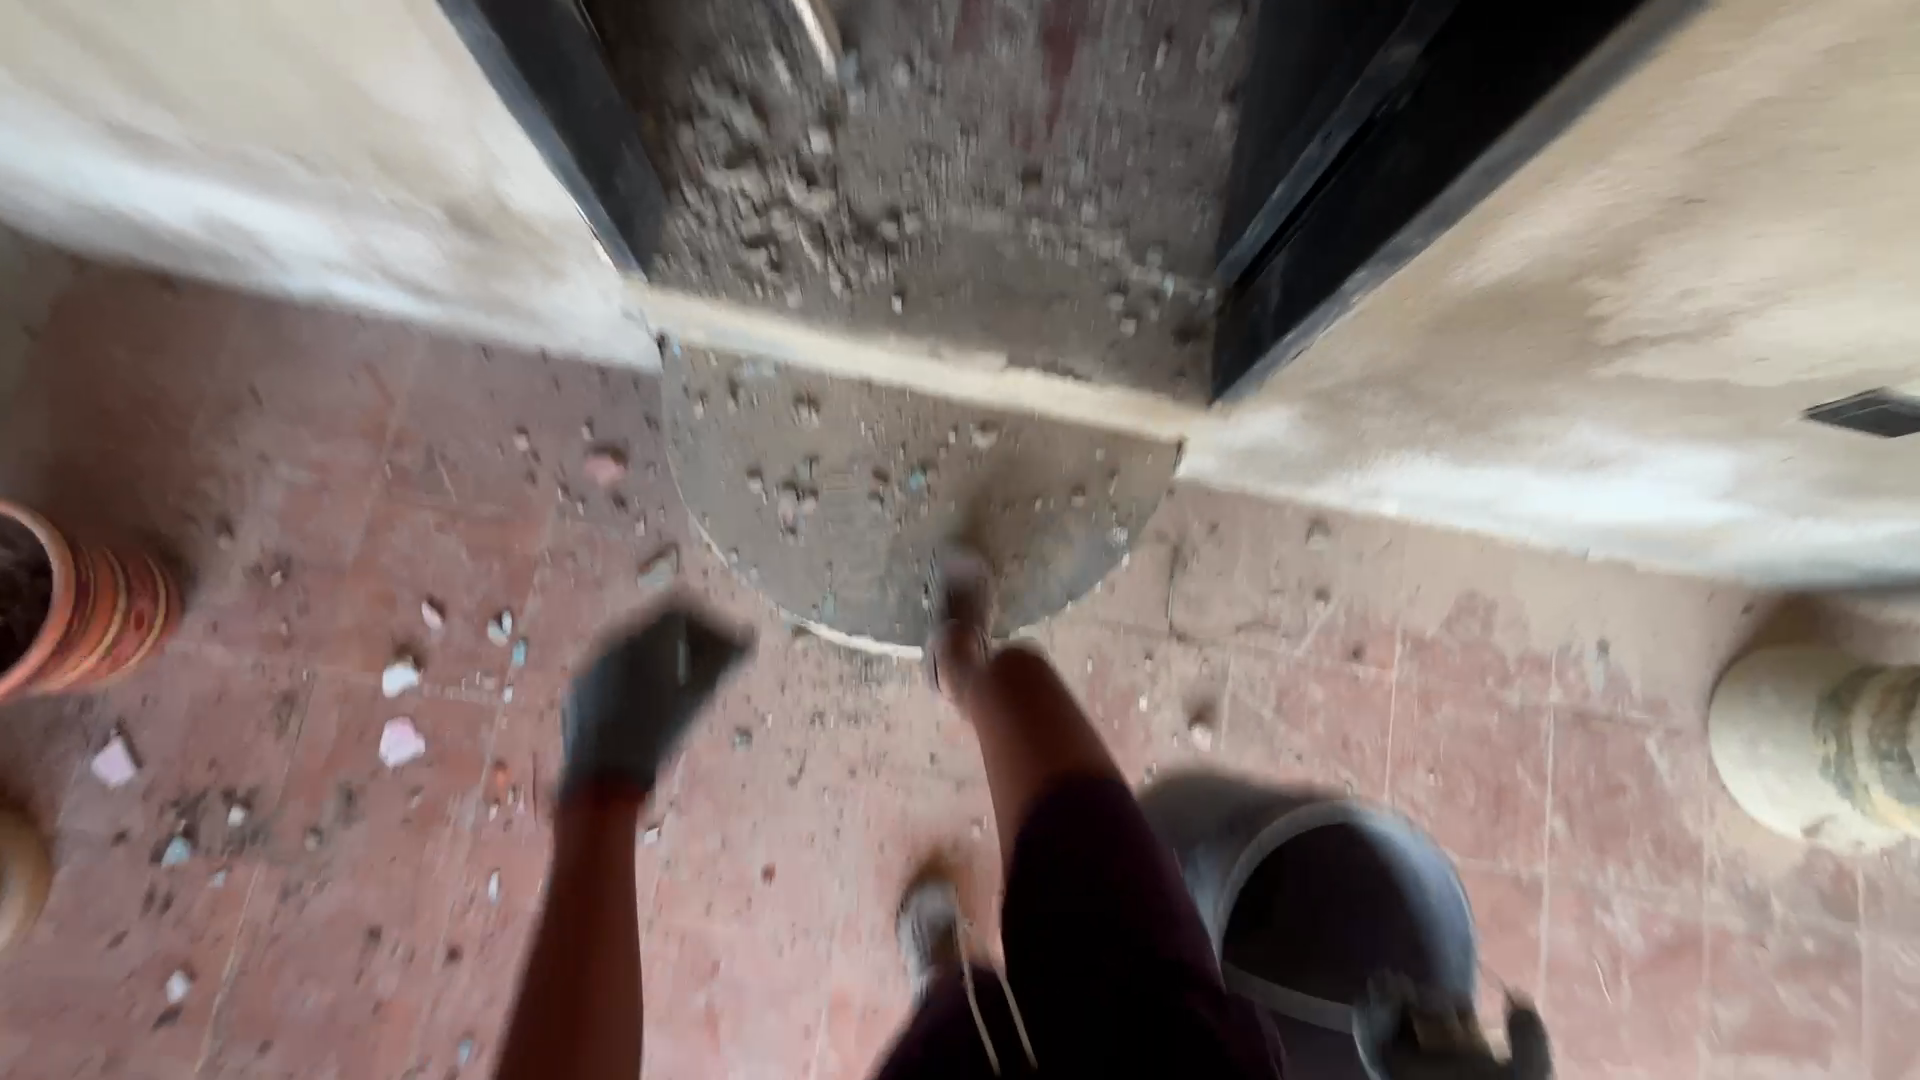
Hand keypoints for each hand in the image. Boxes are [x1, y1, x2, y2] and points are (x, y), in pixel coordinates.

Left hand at [559, 606, 751, 800]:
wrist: (602, 774)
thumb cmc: (659, 730)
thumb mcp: (700, 695)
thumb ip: (726, 659)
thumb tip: (749, 637)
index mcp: (647, 636)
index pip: (683, 610)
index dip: (710, 626)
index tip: (724, 653)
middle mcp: (616, 638)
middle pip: (659, 626)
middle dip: (687, 643)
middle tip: (706, 673)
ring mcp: (594, 662)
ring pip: (636, 648)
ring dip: (662, 660)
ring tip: (677, 693)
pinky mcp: (581, 686)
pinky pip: (614, 668)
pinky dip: (636, 676)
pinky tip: (645, 708)